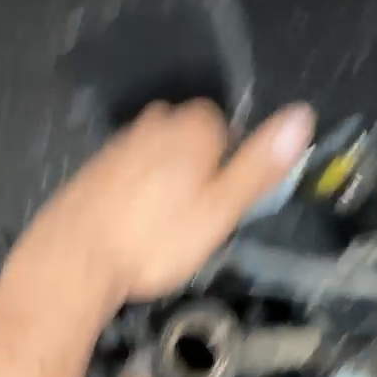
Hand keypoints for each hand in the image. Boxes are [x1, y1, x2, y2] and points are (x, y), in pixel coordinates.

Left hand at [12, 100, 314, 304]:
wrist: (74, 259)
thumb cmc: (155, 241)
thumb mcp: (220, 209)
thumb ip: (259, 164)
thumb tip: (302, 117)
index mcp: (193, 126)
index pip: (228, 131)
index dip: (227, 171)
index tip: (219, 208)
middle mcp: (154, 123)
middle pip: (191, 143)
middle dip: (196, 175)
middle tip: (190, 224)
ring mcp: (120, 144)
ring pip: (158, 160)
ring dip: (164, 188)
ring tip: (157, 234)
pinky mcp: (94, 170)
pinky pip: (129, 178)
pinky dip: (134, 199)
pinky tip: (130, 231)